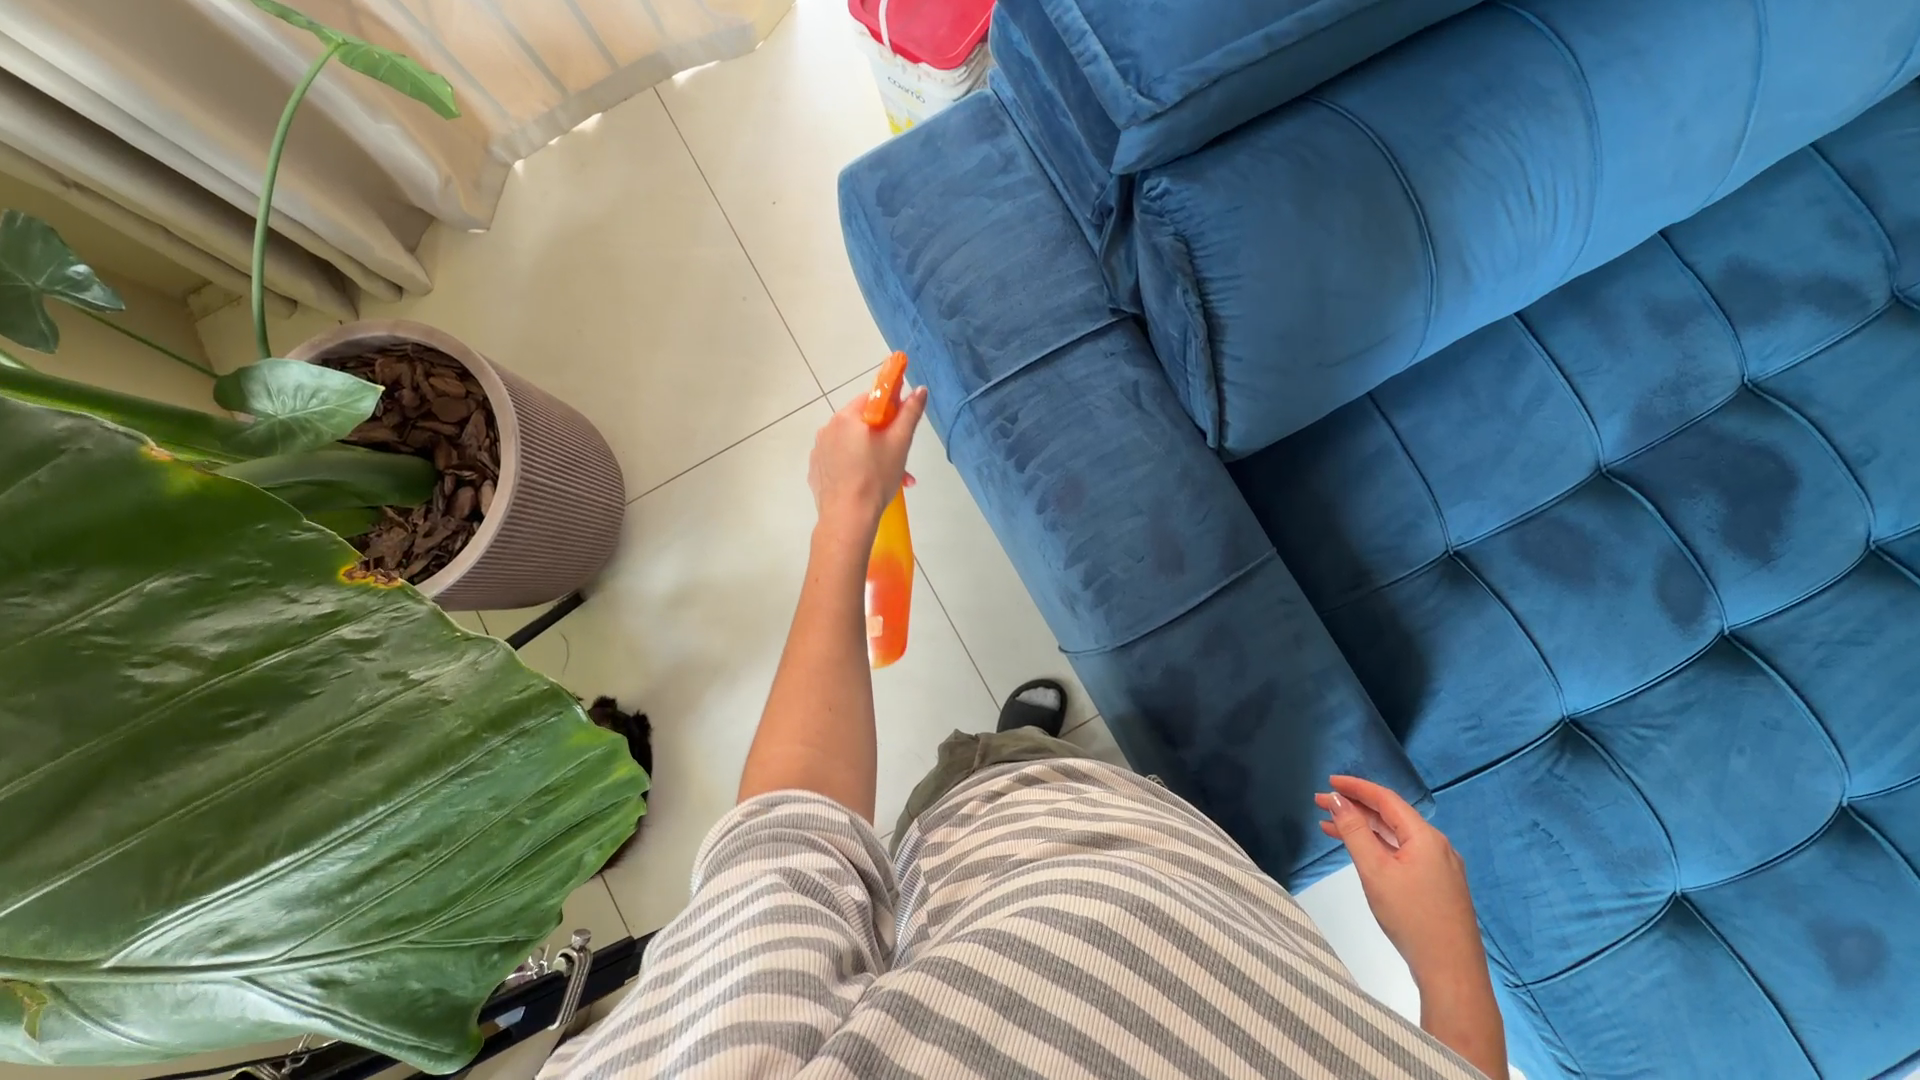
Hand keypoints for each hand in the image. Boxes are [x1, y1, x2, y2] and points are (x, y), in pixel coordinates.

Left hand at [808, 383, 926, 548]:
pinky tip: (866, 487)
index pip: (871, 399)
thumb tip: (920, 389)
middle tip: (900, 460)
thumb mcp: (900, 443)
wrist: (848, 517)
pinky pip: (839, 463)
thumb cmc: (876, 477)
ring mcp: (819, 451)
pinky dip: (854, 469)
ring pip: (851, 445)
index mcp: (846, 417)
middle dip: (883, 438)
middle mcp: (827, 429)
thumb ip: (910, 413)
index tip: (901, 427)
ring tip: (891, 480)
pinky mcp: (816, 472)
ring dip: (871, 456)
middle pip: (861, 424)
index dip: (890, 410)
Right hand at [1315, 775, 1486, 989]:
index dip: (1356, 788)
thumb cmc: (1411, 917)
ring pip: (1396, 837)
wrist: (1452, 972)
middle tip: (1320, 804)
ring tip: (1329, 827)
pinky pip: (1403, 854)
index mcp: (1426, 837)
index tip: (1328, 782)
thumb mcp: (1375, 871)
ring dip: (1364, 829)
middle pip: (1391, 817)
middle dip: (1355, 808)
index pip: (1386, 799)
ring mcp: (1440, 868)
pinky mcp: (1438, 886)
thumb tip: (1337, 800)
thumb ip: (1354, 831)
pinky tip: (1361, 853)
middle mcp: (1437, 846)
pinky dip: (1378, 847)